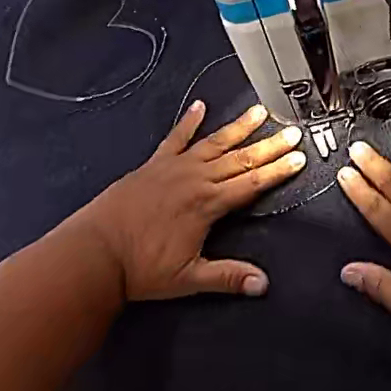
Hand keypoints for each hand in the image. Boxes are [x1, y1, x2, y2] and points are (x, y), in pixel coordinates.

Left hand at [65, 101, 305, 300]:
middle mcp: (196, 179)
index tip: (299, 158)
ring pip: (215, 142)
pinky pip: (175, 138)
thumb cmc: (139, 269)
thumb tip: (262, 284)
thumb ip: (227, 277)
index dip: (279, 171)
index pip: (253, 183)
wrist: (92, 254)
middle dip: (271, 145)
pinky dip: (189, 122)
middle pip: (242, 158)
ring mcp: (174, 168)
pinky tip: (200, 107)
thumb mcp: (187, 279)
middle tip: (293, 132)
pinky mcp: (153, 165)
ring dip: (240, 127)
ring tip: (261, 111)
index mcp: (208, 204)